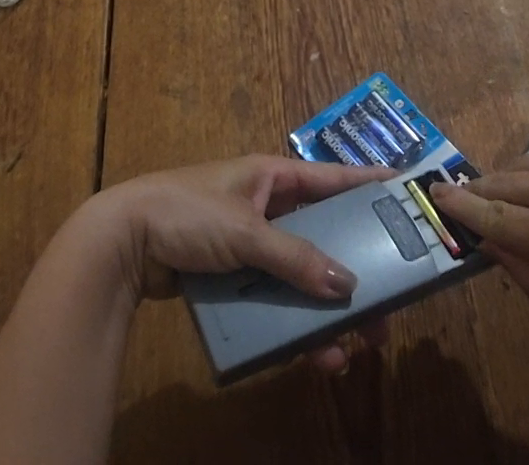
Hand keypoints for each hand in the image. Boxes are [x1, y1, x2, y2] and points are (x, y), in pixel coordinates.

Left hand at [83, 155, 394, 369]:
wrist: (121, 242)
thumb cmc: (185, 215)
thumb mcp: (244, 231)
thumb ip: (295, 257)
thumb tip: (347, 286)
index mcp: (270, 177)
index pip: (330, 178)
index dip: (368, 185)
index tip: (407, 193)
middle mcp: (264, 206)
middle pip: (322, 237)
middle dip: (353, 272)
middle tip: (387, 306)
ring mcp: (247, 242)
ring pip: (300, 274)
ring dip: (323, 309)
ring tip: (347, 348)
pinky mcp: (231, 274)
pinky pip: (272, 296)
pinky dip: (290, 321)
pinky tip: (307, 352)